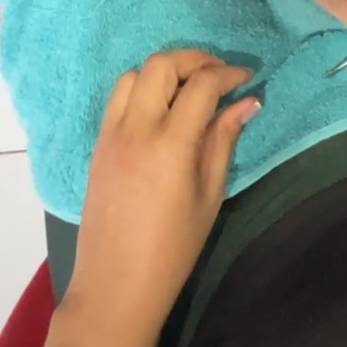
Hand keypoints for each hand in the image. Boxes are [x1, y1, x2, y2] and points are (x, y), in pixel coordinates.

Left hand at [66, 50, 259, 331]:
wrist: (114, 286)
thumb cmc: (172, 248)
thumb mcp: (210, 194)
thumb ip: (224, 139)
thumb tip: (248, 101)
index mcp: (169, 145)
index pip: (201, 85)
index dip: (228, 74)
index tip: (248, 78)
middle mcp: (136, 130)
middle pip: (162, 65)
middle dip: (195, 60)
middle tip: (219, 74)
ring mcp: (111, 134)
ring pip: (135, 74)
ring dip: (165, 70)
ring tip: (190, 86)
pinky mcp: (98, 144)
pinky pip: (118, 97)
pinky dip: (143, 87)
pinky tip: (163, 106)